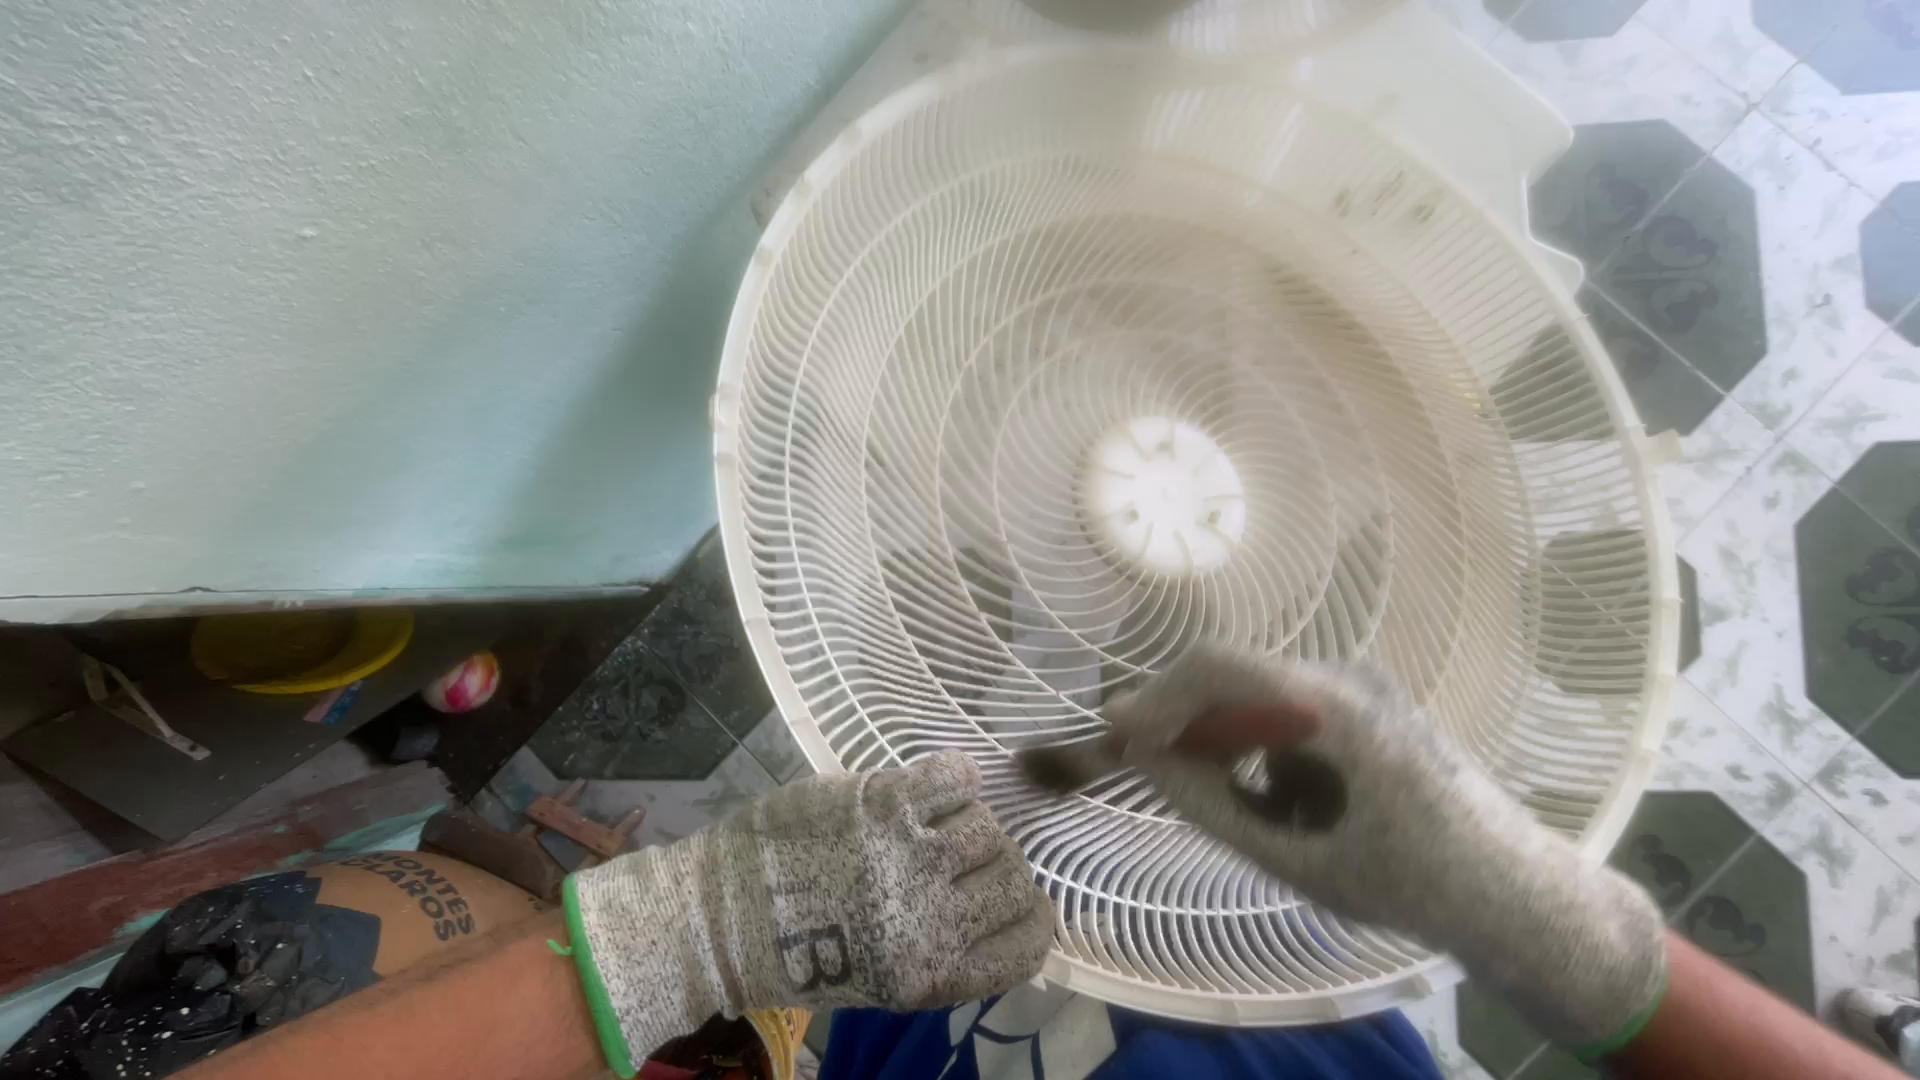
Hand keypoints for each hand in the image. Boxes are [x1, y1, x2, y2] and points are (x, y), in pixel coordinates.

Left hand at [563, 750, 1051, 1075]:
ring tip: (936, 823)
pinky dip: (953, 777)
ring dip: (968, 823)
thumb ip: (945, 954)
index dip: (1031, 915)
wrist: (718, 918)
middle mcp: (931, 920)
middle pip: (1015, 877)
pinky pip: (954, 777)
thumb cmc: (796, 955)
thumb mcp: (882, 981)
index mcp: (932, 976)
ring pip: (986, 827)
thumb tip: (996, 916)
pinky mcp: (882, 804)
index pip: (1028, 943)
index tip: (1014, 900)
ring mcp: (908, 856)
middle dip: (1000, 865)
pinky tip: (933, 787)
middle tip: (968, 856)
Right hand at [1024, 646, 1665, 1059]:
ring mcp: (1358, 682)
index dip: (1157, 696)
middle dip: (1186, 722)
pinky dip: (1264, 748)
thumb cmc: (1405, 884)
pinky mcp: (1363, 698)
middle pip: (1230, 676)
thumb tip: (1139, 755)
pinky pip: (1284, 710)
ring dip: (1229, 743)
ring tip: (1256, 813)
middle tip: (1159, 772)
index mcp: (1332, 709)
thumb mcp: (1292, 856)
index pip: (1217, 667)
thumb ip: (1207, 802)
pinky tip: (1294, 804)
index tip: (1119, 733)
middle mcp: (1342, 676)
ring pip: (1253, 696)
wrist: (1517, 893)